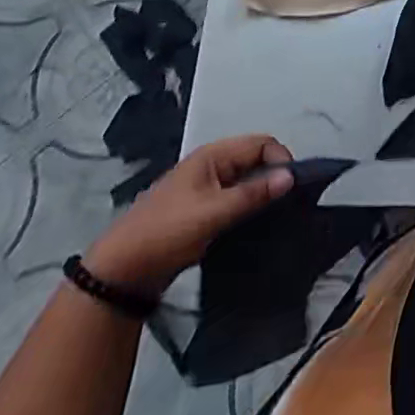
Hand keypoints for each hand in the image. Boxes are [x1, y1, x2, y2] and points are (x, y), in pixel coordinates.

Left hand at [85, 136, 294, 296]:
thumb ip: (253, 193)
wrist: (123, 271)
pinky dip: (251, 206)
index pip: (261, 143)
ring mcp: (208, 187)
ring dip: (264, 192)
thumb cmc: (167, 232)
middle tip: (288, 203)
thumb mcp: (213, 212)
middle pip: (257, 159)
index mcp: (212, 156)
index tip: (292, 188)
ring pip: (249, 179)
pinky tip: (259, 223)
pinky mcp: (206, 208)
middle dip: (275, 175)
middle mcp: (212, 165)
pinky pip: (238, 198)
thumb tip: (291, 176)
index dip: (281, 160)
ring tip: (278, 214)